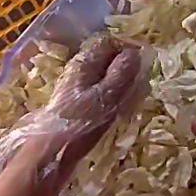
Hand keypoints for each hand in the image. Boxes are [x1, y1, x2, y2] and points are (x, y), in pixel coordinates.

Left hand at [0, 35, 143, 195]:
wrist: (51, 153)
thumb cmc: (80, 122)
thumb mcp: (106, 96)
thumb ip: (121, 73)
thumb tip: (135, 54)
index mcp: (84, 63)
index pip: (108, 42)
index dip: (127, 47)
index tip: (144, 62)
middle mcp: (77, 71)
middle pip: (105, 58)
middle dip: (125, 65)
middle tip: (141, 80)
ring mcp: (75, 87)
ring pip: (102, 75)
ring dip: (119, 81)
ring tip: (133, 96)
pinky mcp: (74, 104)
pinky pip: (98, 90)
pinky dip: (111, 95)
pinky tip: (118, 109)